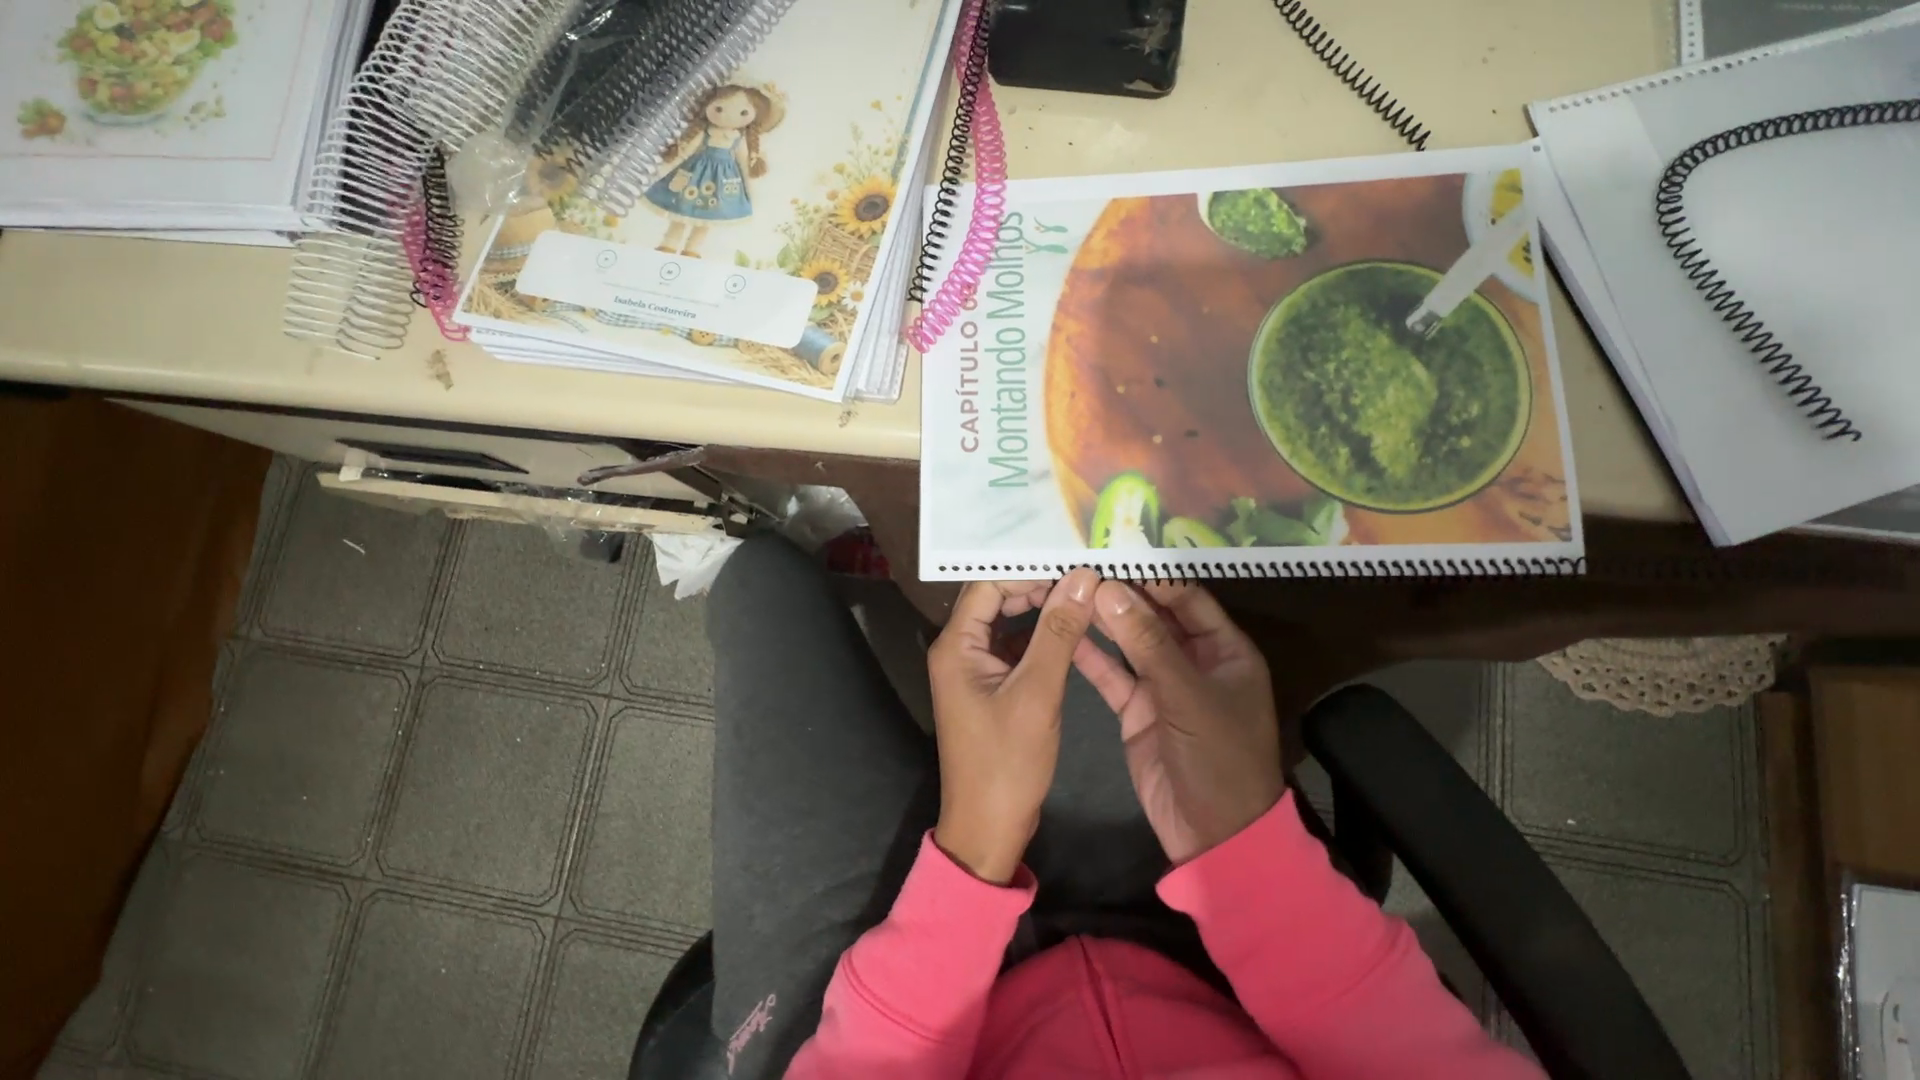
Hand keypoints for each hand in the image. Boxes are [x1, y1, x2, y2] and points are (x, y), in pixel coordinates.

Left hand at [928, 569, 1099, 883]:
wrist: (988, 827)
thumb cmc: (1007, 762)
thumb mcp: (1037, 693)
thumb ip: (1057, 633)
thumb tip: (1081, 577)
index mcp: (955, 646)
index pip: (987, 584)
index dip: (1027, 571)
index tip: (1072, 565)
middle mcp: (957, 650)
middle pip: (993, 599)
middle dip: (1035, 585)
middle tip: (1082, 577)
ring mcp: (972, 669)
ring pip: (1005, 623)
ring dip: (1039, 610)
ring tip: (1082, 595)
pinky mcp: (989, 687)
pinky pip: (1012, 647)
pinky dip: (1038, 636)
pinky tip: (1070, 630)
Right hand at [1073, 582, 1283, 864]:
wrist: (1214, 833)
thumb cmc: (1219, 756)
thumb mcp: (1187, 695)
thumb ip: (1147, 642)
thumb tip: (1111, 589)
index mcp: (1226, 650)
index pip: (1187, 598)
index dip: (1152, 576)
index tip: (1112, 551)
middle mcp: (1195, 662)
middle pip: (1155, 617)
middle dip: (1121, 595)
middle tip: (1080, 566)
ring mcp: (1164, 687)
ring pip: (1129, 644)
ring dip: (1103, 622)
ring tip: (1066, 591)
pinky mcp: (1137, 711)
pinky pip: (1113, 676)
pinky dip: (1091, 658)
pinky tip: (1064, 635)